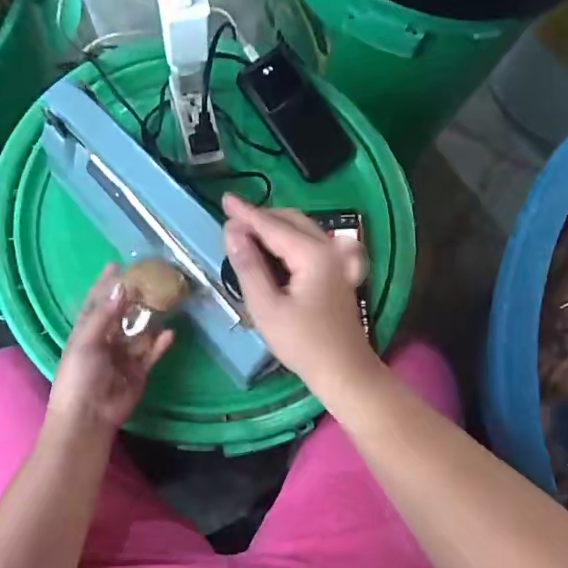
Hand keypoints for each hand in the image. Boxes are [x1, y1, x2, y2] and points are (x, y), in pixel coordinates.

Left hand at [48, 264, 174, 435]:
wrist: (88, 416)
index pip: (96, 302)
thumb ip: (104, 314)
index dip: (105, 284)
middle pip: (122, 314)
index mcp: (86, 332)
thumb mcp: (86, 341)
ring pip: (139, 332)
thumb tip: (122, 287)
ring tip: (167, 299)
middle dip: (135, 298)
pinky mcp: (138, 372)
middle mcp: (105, 341)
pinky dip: (160, 344)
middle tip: (152, 277)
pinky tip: (171, 332)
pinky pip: (151, 353)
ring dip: (151, 318)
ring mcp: (123, 357)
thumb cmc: (79, 377)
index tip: (116, 264)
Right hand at [221, 194, 378, 386]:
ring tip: (245, 231)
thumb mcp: (266, 307)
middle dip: (260, 216)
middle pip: (291, 220)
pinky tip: (270, 249)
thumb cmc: (301, 342)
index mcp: (312, 254)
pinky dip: (286, 240)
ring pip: (301, 230)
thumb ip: (248, 266)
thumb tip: (232, 233)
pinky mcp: (336, 272)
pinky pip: (308, 244)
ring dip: (273, 226)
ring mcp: (337, 259)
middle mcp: (329, 249)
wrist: (343, 369)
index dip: (246, 213)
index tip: (224, 199)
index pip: (272, 226)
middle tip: (231, 217)